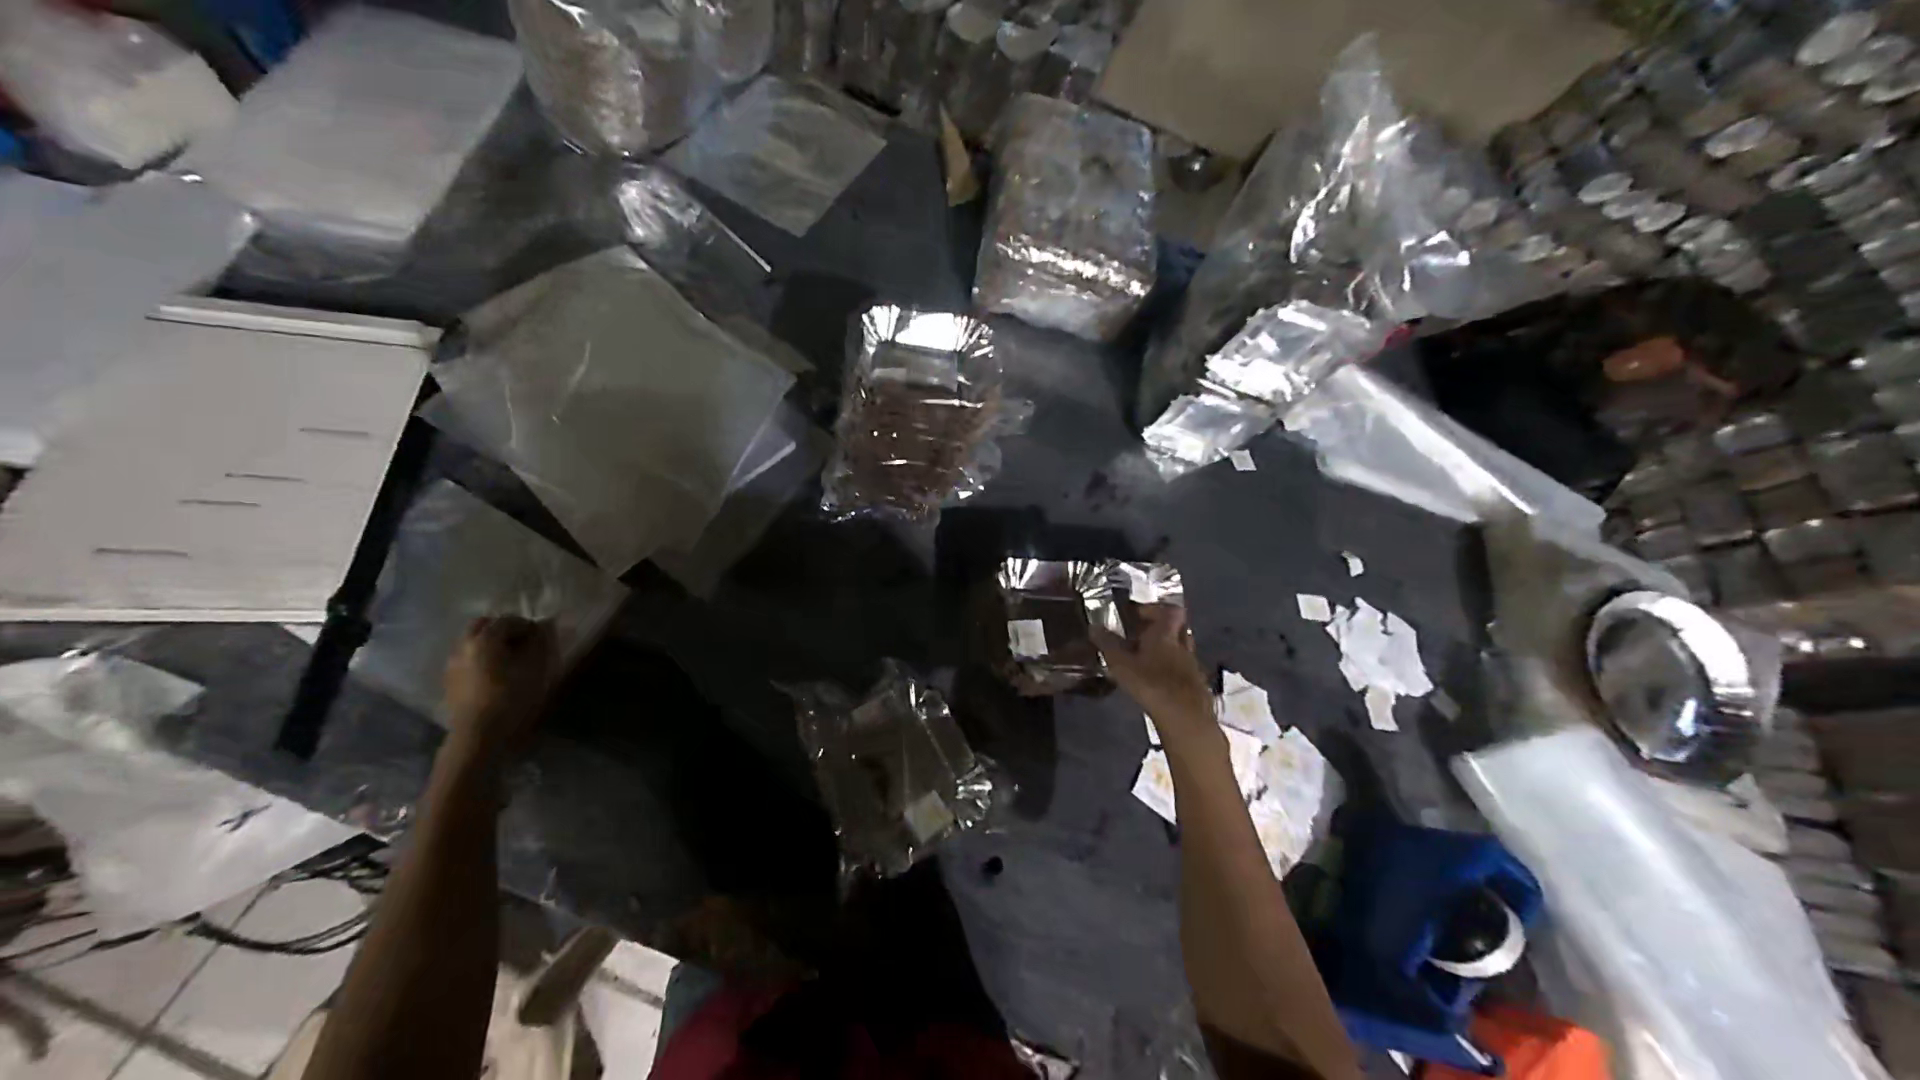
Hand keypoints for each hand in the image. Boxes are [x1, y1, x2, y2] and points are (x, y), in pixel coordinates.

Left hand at [443, 616, 557, 756]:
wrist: (478, 735)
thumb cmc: (511, 698)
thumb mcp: (535, 668)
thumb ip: (540, 643)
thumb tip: (544, 626)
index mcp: (484, 639)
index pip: (508, 620)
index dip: (527, 625)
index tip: (541, 637)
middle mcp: (463, 645)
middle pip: (483, 625)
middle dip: (503, 628)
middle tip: (522, 642)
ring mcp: (452, 663)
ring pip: (471, 640)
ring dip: (490, 642)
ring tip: (509, 659)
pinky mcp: (449, 680)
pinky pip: (466, 657)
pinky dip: (480, 656)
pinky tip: (494, 673)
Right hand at [1092, 605, 1215, 746]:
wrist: (1185, 716)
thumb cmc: (1150, 683)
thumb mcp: (1121, 663)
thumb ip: (1107, 644)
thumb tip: (1093, 626)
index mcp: (1165, 633)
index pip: (1168, 609)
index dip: (1154, 609)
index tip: (1137, 615)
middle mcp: (1182, 644)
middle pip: (1177, 626)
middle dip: (1161, 627)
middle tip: (1142, 634)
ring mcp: (1192, 664)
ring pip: (1181, 647)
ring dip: (1168, 647)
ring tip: (1148, 657)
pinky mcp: (1196, 683)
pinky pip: (1184, 666)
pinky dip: (1173, 667)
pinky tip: (1160, 679)